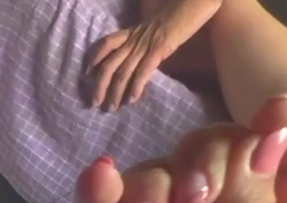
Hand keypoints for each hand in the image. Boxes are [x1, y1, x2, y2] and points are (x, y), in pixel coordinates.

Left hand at [87, 0, 220, 109]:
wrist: (199, 0)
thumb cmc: (179, 15)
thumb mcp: (154, 28)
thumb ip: (142, 42)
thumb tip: (136, 62)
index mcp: (132, 32)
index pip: (106, 44)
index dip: (93, 59)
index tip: (87, 74)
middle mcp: (134, 40)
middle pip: (108, 66)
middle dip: (99, 87)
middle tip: (94, 104)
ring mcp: (146, 44)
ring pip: (122, 73)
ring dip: (115, 93)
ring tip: (111, 108)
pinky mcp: (160, 48)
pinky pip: (143, 71)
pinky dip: (136, 87)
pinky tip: (132, 99)